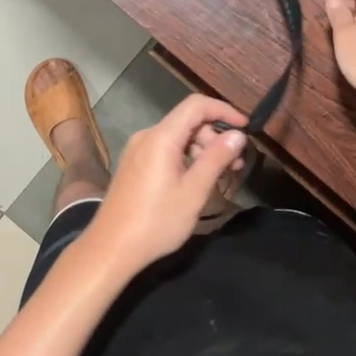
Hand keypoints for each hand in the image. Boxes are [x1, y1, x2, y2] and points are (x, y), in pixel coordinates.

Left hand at [83, 95, 247, 276]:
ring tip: (218, 176)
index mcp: (161, 137)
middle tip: (235, 164)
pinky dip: (185, 158)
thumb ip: (216, 158)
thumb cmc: (156, 221)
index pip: (196, 105)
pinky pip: (164, 149)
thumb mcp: (193, 192)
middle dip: (214, 137)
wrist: (110, 249)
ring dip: (201, 150)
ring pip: (176, 137)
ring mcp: (137, 150)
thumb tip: (238, 135)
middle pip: (187, 121)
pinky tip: (195, 180)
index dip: (223, 110)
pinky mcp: (133, 165)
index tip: (245, 127)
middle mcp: (146, 136)